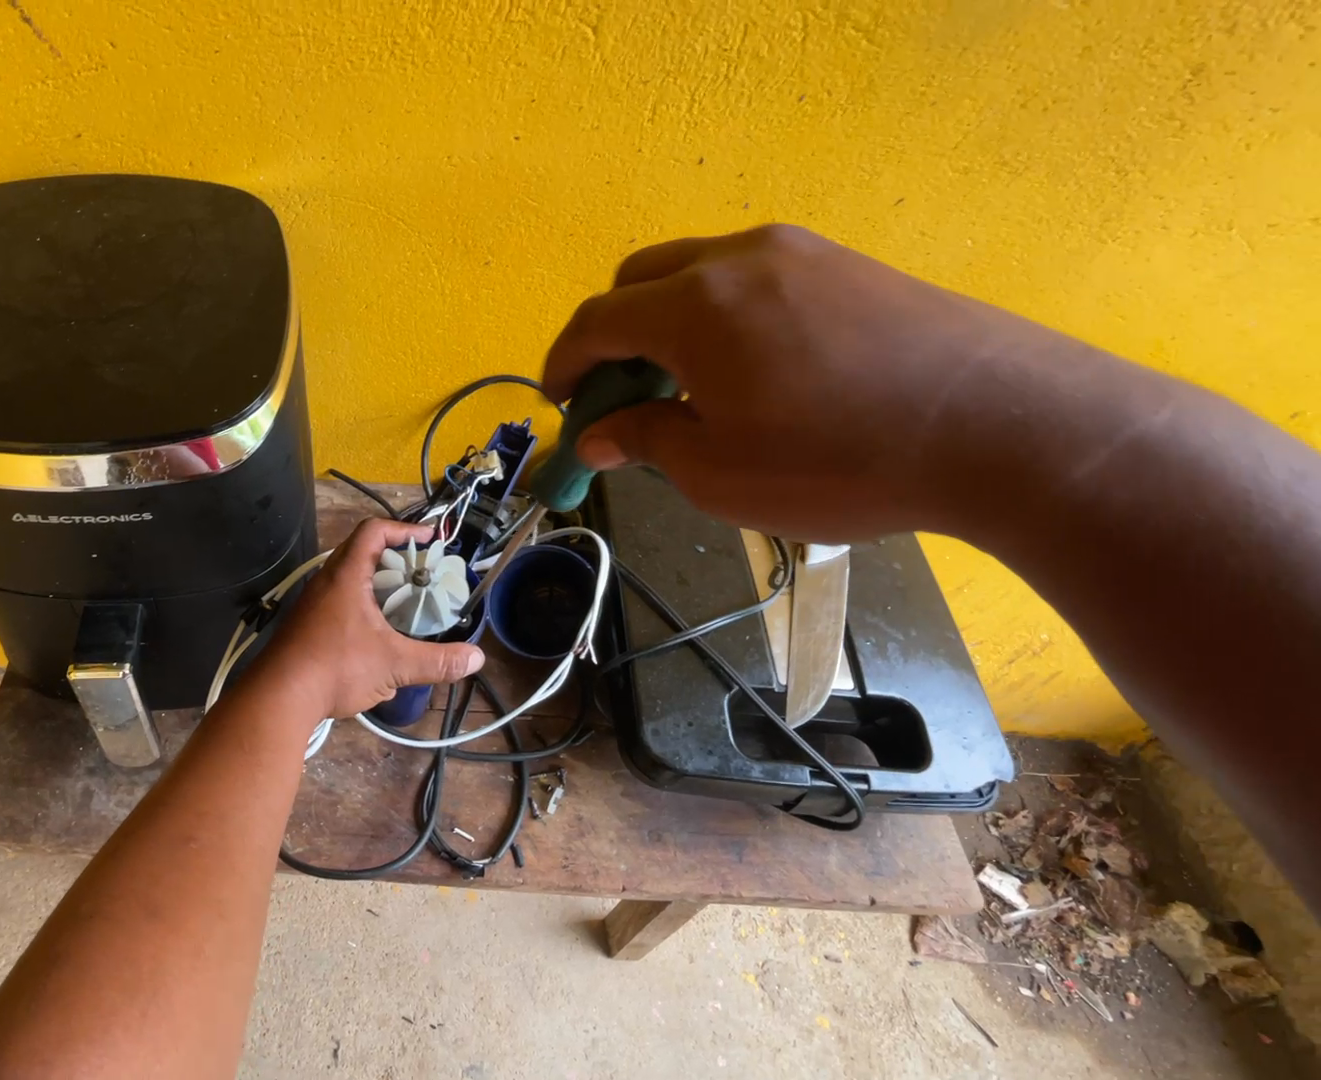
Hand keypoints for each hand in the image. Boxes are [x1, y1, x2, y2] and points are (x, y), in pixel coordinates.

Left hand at [249, 519, 484, 719]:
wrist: (278, 696)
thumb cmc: (336, 667)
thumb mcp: (394, 665)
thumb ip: (437, 661)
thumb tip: (475, 659)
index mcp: (346, 576)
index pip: (373, 531)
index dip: (403, 529)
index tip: (428, 539)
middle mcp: (326, 582)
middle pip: (359, 552)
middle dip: (392, 558)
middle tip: (419, 574)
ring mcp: (312, 604)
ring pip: (347, 580)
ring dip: (375, 584)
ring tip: (402, 605)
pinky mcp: (305, 626)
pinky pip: (337, 603)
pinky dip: (361, 607)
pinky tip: (375, 636)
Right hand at [541, 224, 1107, 540]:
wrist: (1004, 428)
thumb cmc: (835, 461)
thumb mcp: (716, 471)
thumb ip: (643, 439)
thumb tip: (597, 433)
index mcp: (692, 306)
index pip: (595, 322)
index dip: (563, 364)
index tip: (557, 403)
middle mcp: (737, 258)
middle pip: (639, 279)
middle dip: (610, 335)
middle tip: (620, 395)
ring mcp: (799, 253)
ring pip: (697, 271)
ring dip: (666, 322)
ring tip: (686, 386)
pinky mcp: (848, 265)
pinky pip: (752, 278)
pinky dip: (719, 316)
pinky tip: (751, 370)